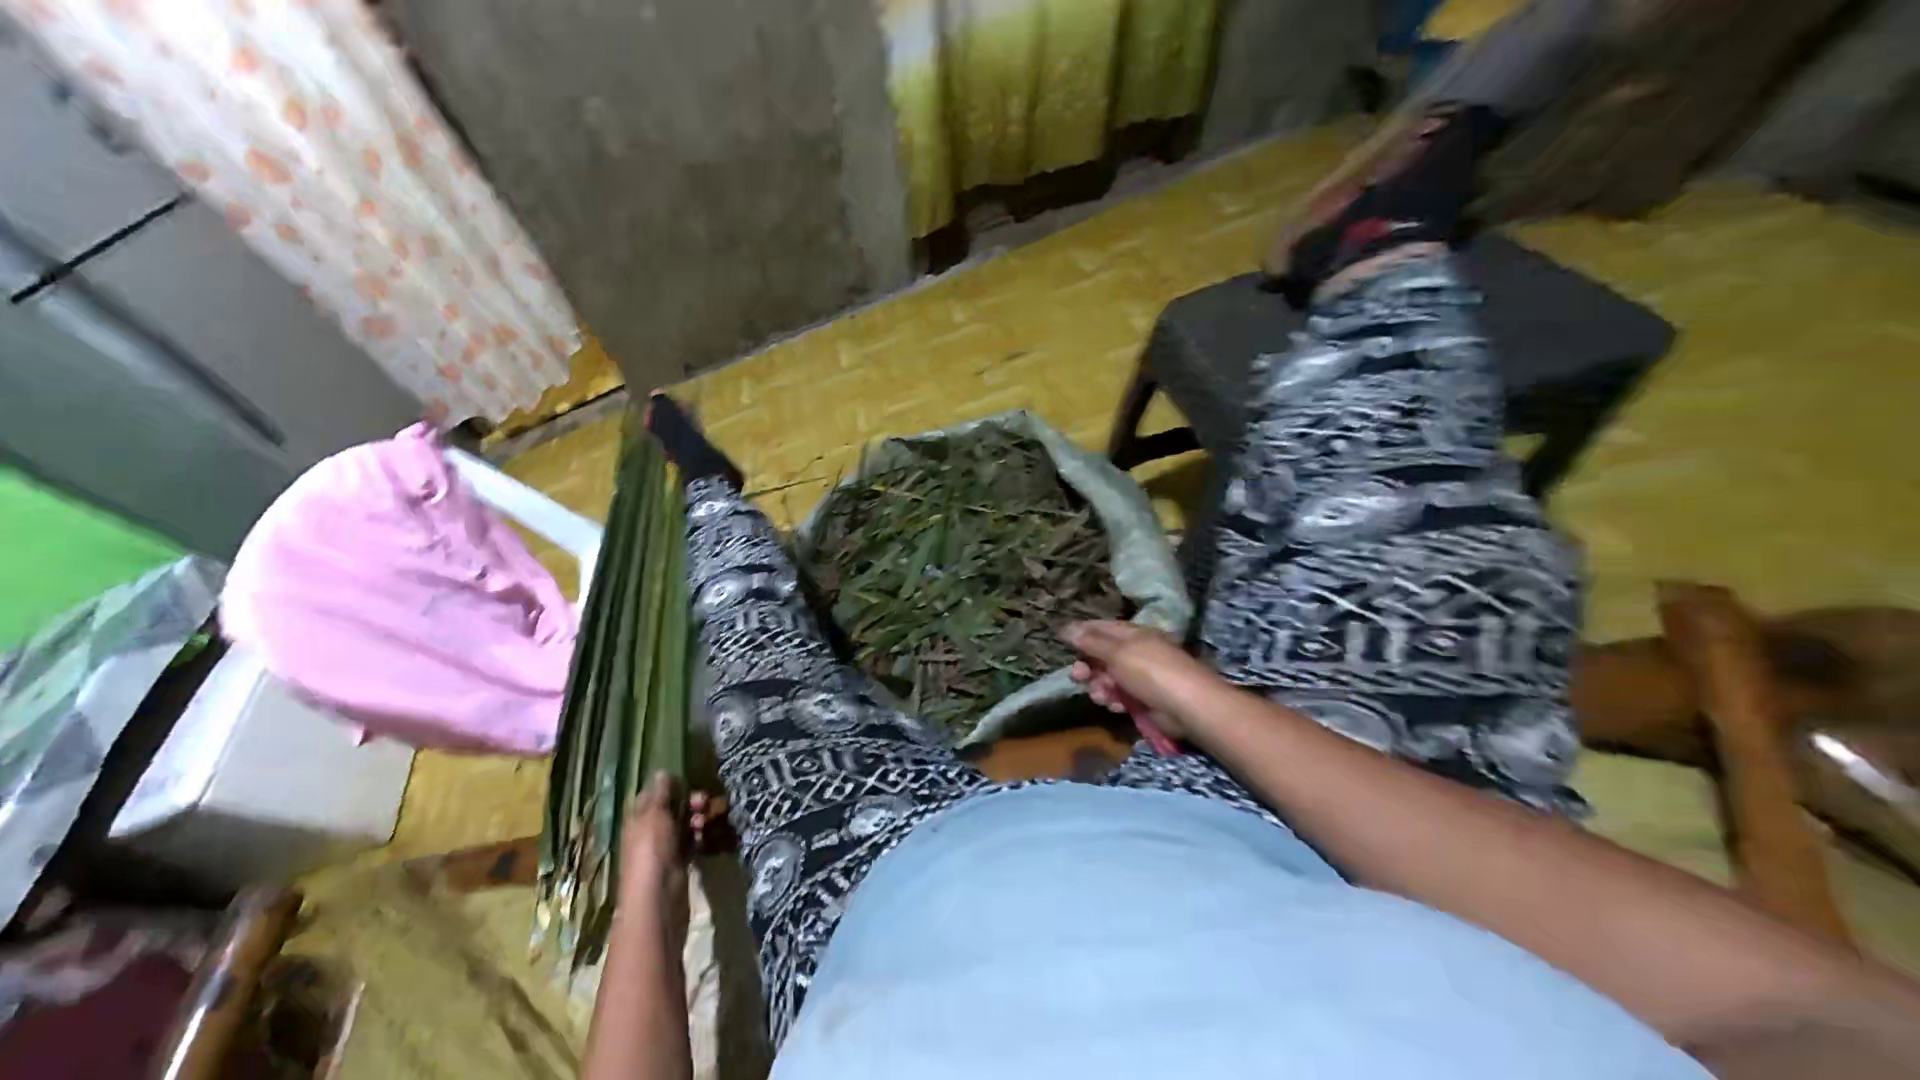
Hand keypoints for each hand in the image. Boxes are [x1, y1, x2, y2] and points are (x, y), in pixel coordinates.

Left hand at [618, 772, 726, 949]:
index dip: (669, 786)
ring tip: (705, 822)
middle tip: (703, 802)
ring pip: (685, 824)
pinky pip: (693, 841)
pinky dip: (701, 835)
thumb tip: (662, 771)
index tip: (687, 780)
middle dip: (689, 802)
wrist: (658, 899)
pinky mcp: (680, 862)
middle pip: (672, 808)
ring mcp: (665, 848)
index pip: (652, 795)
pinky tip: (709, 834)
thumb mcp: (655, 815)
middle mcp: (649, 832)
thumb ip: (661, 794)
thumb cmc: (651, 851)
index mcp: (638, 819)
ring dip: (698, 818)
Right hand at [1062, 621, 1221, 741]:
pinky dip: (1115, 700)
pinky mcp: (1143, 699)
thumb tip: (1068, 628)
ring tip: (1103, 695)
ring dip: (1100, 687)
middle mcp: (1135, 652)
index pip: (1101, 628)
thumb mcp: (1117, 652)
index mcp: (1132, 634)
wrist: (1187, 706)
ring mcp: (1140, 676)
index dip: (1081, 632)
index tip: (1062, 640)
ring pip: (1107, 679)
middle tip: (1078, 676)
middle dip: (1087, 666)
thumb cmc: (1150, 671)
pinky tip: (1116, 705)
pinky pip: (1119, 696)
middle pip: (1101, 656)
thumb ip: (1091, 642)